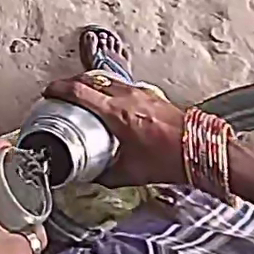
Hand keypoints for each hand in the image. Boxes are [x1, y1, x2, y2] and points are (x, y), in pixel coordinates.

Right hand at [44, 73, 192, 185]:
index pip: (78, 90)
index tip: (48, 92)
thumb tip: (90, 176)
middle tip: (60, 91)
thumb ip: (105, 174)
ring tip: (81, 93)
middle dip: (70, 82)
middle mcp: (126, 97)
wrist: (204, 151)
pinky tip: (108, 101)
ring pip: (105, 78)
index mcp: (116, 113)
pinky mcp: (150, 94)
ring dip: (89, 82)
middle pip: (89, 78)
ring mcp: (140, 92)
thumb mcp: (131, 173)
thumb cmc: (171, 160)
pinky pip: (121, 84)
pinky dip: (107, 88)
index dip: (58, 88)